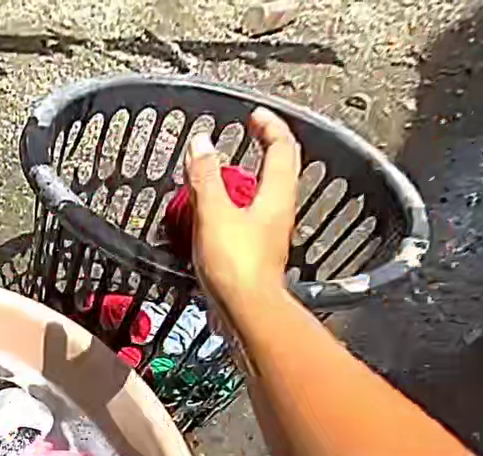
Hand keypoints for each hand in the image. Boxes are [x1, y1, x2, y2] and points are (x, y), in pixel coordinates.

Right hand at [185, 108, 302, 317]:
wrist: (246, 312)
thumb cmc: (235, 264)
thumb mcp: (214, 214)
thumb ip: (206, 177)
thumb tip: (201, 142)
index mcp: (276, 194)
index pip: (282, 147)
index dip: (269, 127)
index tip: (254, 117)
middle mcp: (279, 213)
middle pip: (280, 172)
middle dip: (265, 152)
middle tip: (247, 143)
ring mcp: (270, 238)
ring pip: (266, 199)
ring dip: (250, 185)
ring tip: (227, 181)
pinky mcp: (258, 260)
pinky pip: (251, 225)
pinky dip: (238, 213)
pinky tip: (220, 222)